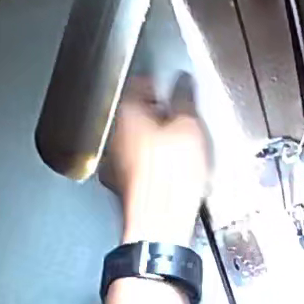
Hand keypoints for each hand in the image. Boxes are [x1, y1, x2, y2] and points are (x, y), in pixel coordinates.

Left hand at [100, 77, 209, 244]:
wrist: (162, 222)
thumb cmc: (171, 178)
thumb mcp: (190, 128)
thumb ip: (185, 98)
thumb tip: (183, 81)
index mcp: (125, 112)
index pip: (139, 82)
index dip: (161, 83)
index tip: (174, 87)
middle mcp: (114, 134)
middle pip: (137, 113)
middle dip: (160, 113)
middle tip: (182, 118)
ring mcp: (117, 162)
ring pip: (139, 140)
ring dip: (158, 140)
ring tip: (182, 148)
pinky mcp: (126, 185)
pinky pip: (142, 165)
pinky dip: (156, 164)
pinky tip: (175, 172)